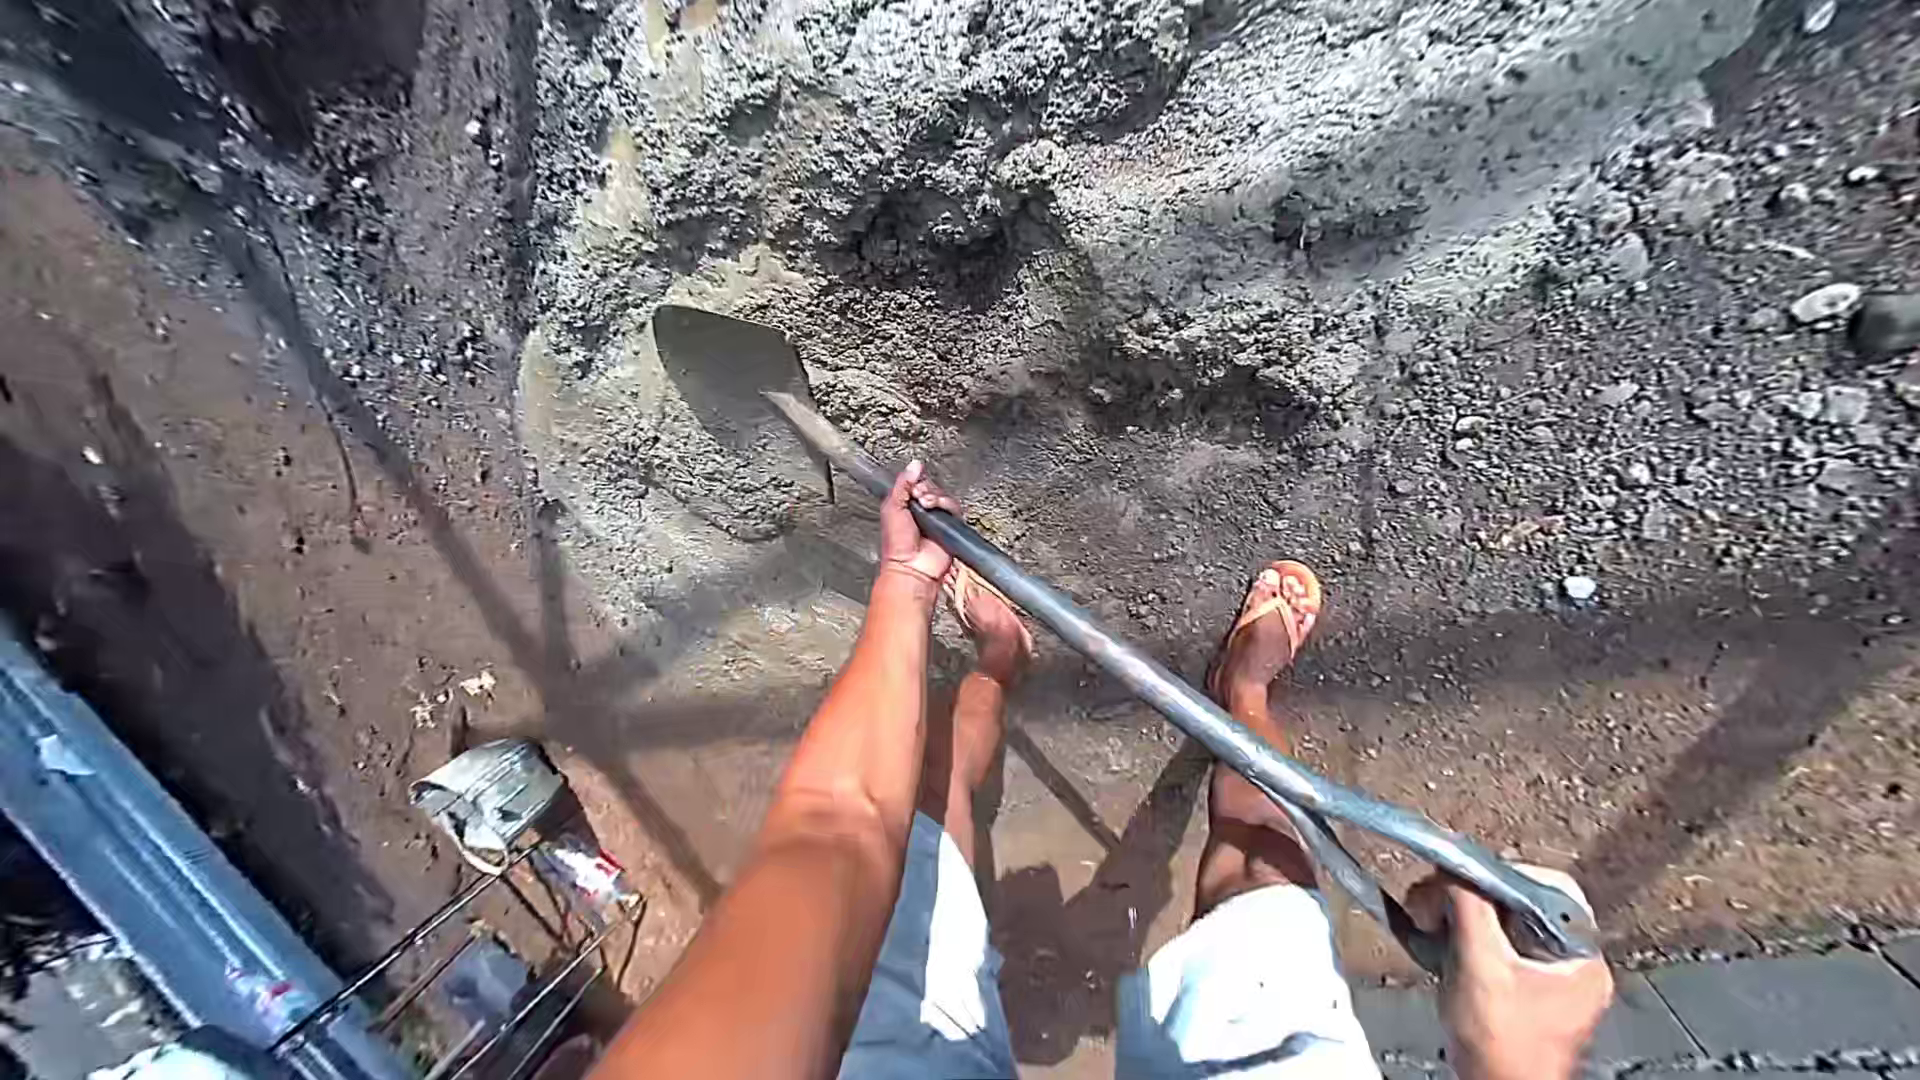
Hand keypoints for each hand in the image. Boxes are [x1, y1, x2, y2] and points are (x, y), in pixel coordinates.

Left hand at [878, 460, 959, 585]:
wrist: (911, 565)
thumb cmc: (897, 544)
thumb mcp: (893, 507)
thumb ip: (903, 484)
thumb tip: (914, 465)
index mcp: (907, 505)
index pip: (918, 483)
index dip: (916, 482)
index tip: (912, 488)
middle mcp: (923, 511)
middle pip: (932, 488)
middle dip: (926, 489)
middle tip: (918, 498)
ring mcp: (937, 519)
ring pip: (944, 496)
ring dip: (936, 497)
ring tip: (926, 506)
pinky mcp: (950, 526)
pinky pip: (954, 509)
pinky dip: (947, 506)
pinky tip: (937, 511)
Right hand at [1406, 867, 1613, 1079]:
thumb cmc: (1499, 1038)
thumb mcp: (1480, 964)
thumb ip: (1470, 909)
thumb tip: (1452, 869)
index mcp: (1578, 956)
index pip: (1548, 887)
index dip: (1502, 874)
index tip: (1461, 878)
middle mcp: (1566, 957)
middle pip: (1513, 895)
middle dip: (1464, 891)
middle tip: (1431, 901)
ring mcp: (1541, 967)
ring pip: (1494, 909)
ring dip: (1451, 906)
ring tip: (1425, 918)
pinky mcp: (1515, 973)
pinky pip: (1484, 929)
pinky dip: (1454, 923)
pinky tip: (1433, 932)